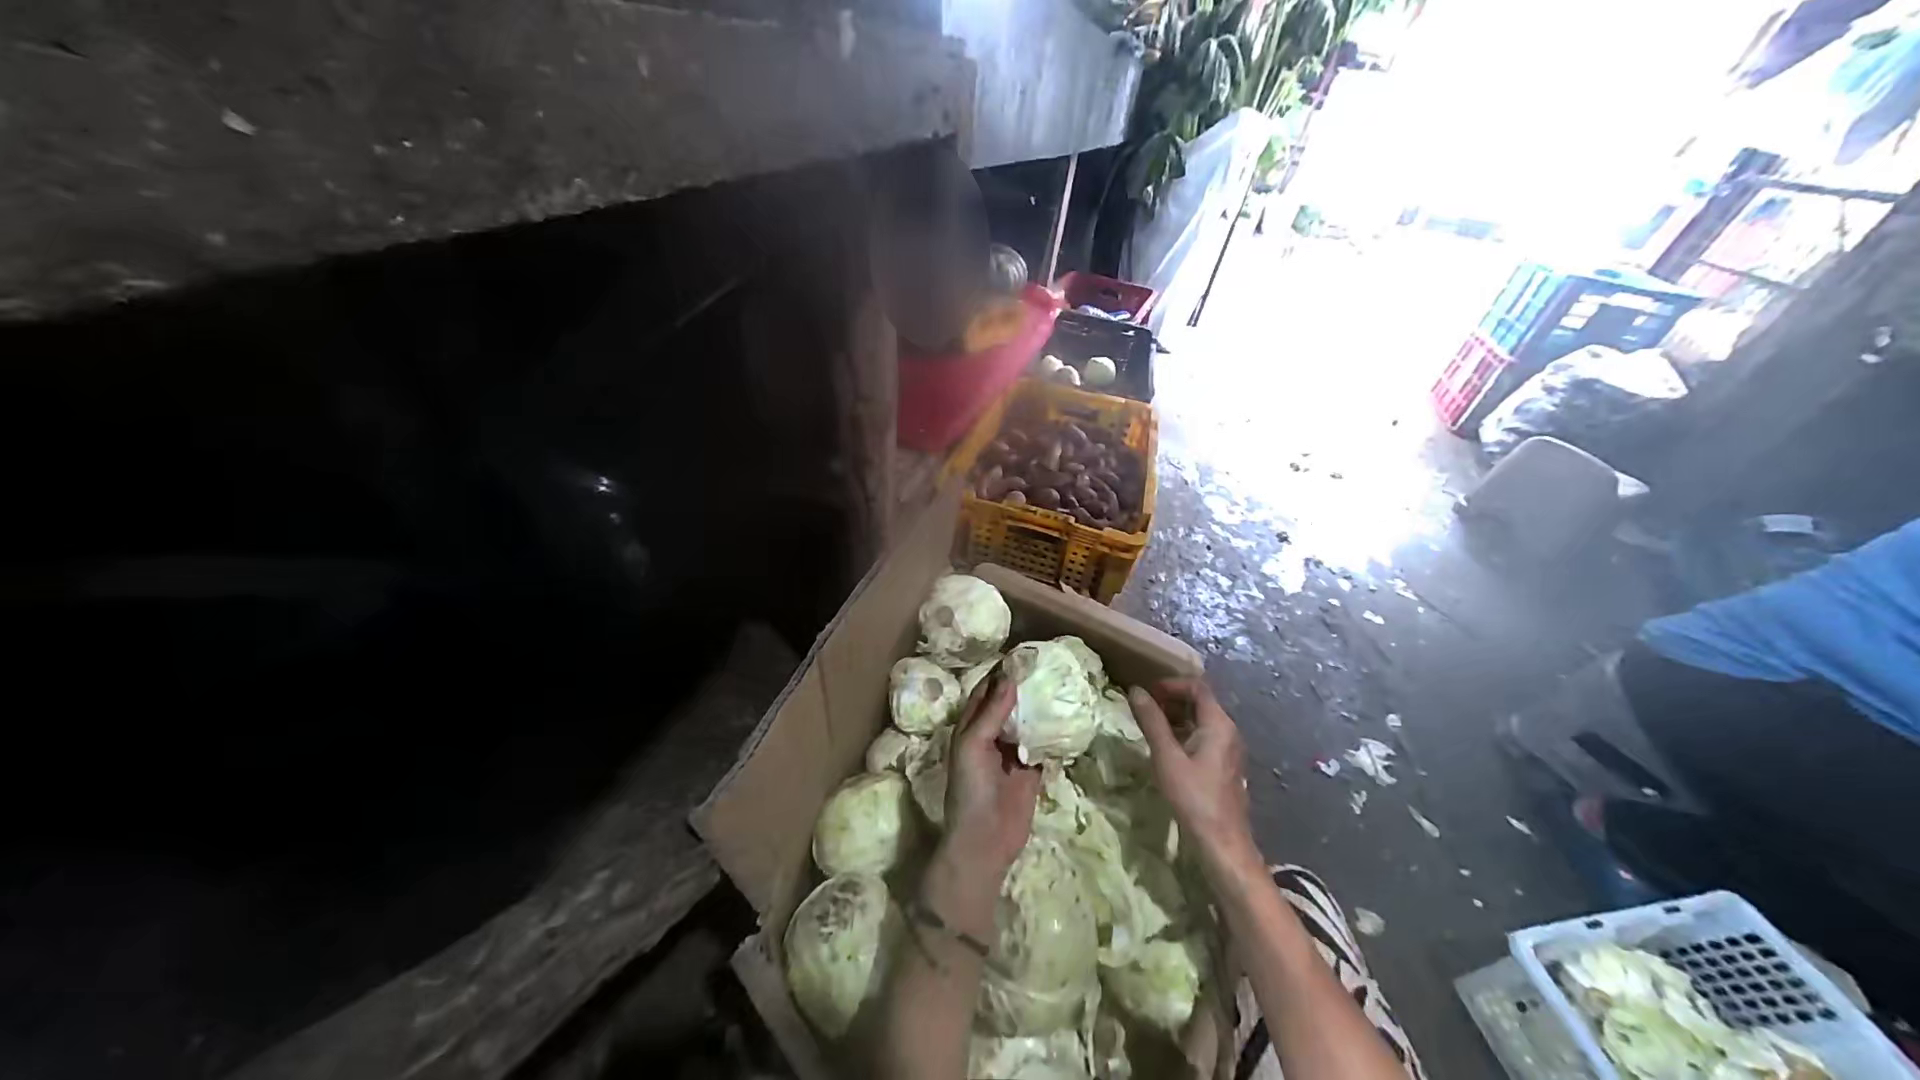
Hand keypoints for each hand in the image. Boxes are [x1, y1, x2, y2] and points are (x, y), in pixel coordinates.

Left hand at [930, 667, 1041, 933]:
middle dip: (1023, 685)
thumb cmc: (970, 790)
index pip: (985, 692)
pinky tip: (1069, 717)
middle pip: (1008, 704)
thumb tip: (1009, 677)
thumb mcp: (973, 745)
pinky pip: (1043, 746)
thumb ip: (991, 713)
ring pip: (1027, 722)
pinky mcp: (1031, 772)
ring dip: (1040, 707)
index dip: (1000, 672)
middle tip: (1047, 664)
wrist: (984, 841)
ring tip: (1061, 684)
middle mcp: (991, 736)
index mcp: (971, 728)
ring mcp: (1012, 754)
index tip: (1021, 653)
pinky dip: (1053, 733)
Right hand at [1129, 678, 1259, 877]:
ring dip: (1176, 717)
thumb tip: (1136, 690)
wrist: (1221, 841)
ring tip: (1150, 726)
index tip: (1148, 693)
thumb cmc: (1193, 796)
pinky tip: (1166, 748)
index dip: (1171, 684)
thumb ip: (1151, 721)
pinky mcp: (1224, 765)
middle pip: (1200, 702)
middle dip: (1172, 699)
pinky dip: (1184, 733)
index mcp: (1218, 724)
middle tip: (1145, 708)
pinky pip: (1204, 737)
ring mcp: (1229, 749)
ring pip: (1201, 721)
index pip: (1197, 687)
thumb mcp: (1166, 756)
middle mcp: (1229, 731)